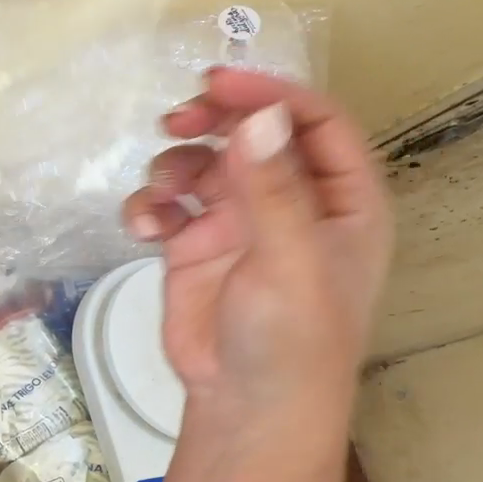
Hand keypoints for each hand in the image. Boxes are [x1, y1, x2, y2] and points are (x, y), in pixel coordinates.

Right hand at [119, 68, 392, 416]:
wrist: (243, 399)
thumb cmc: (290, 334)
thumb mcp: (288, 258)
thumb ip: (270, 189)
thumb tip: (255, 119)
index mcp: (339, 198)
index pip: (312, 124)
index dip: (269, 95)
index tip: (217, 82)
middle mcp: (288, 203)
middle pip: (250, 138)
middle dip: (212, 123)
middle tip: (173, 120)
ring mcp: (235, 225)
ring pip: (199, 170)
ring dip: (171, 170)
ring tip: (157, 196)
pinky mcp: (189, 249)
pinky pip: (165, 209)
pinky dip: (148, 210)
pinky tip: (143, 230)